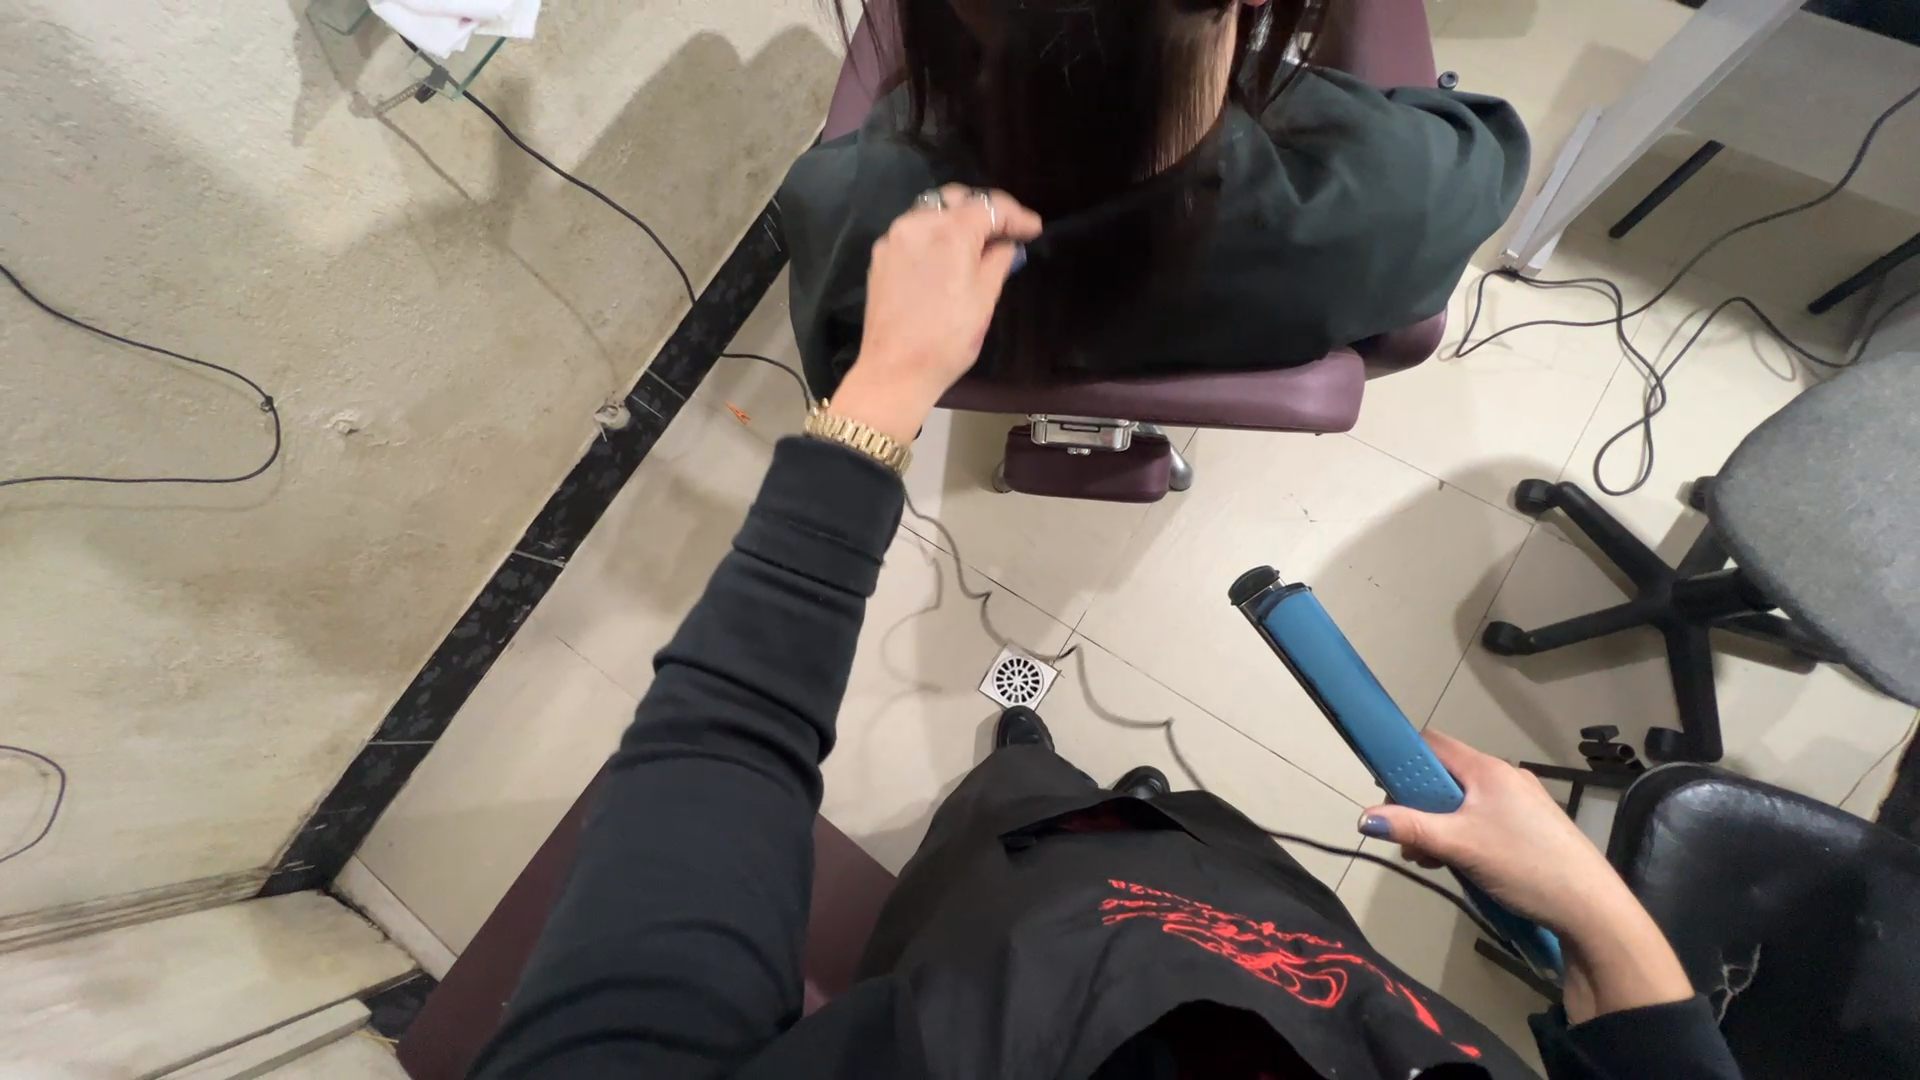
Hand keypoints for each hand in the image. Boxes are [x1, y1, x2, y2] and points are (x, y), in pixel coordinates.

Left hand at [827, 184, 1042, 442]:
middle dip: (983, 211)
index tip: (1033, 229)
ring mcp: (894, 239)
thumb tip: (1005, 246)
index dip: (1016, 216)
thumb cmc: (947, 341)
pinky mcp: (880, 258)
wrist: (895, 371)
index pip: (990, 207)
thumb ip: (998, 263)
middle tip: (1003, 233)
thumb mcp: (984, 301)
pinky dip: (932, 238)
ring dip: (955, 222)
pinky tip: (943, 260)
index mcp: (950, 231)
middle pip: (956, 199)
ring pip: (930, 213)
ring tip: (974, 246)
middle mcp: (917, 224)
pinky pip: (912, 234)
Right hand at [1360, 731, 1693, 1022]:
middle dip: (1417, 803)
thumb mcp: (1458, 845)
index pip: (1431, 742)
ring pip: (1462, 800)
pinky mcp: (1534, 827)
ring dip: (1438, 824)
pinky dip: (1463, 834)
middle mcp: (1505, 776)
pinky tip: (1461, 863)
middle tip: (1407, 836)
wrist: (1597, 916)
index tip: (1387, 787)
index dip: (1404, 757)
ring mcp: (1523, 802)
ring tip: (1432, 858)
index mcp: (1487, 769)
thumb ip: (1408, 827)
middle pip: (1444, 775)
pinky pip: (1483, 817)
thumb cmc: (1525, 866)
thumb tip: (1362, 819)